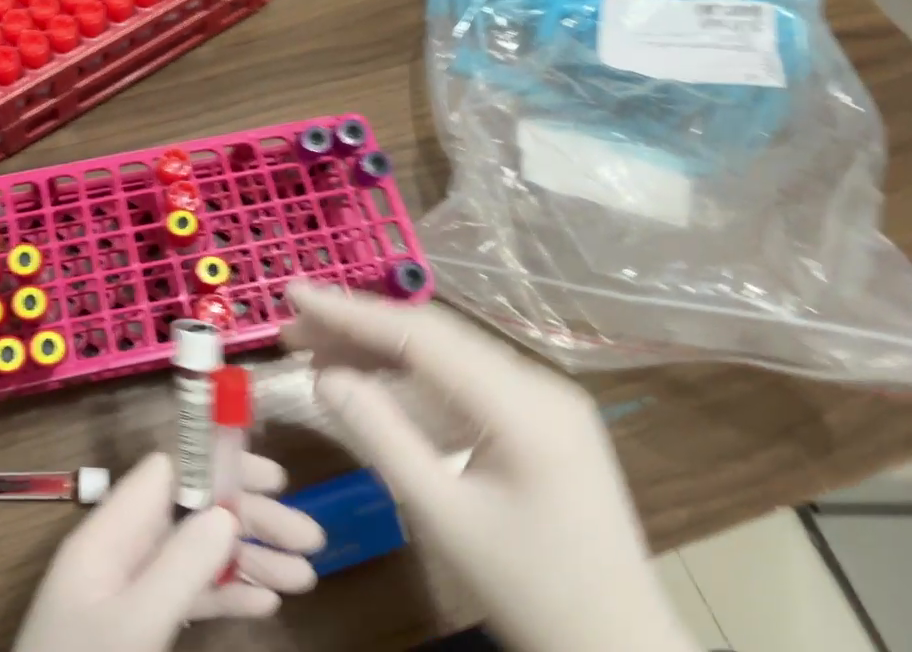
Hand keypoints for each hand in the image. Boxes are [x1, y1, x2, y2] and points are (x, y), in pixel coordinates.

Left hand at [12, 451, 324, 651]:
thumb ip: (178, 566)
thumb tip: (227, 512)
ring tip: (306, 576)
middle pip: (193, 513)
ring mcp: (132, 587)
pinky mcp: (142, 621)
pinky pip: (192, 595)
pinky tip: (268, 606)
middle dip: (250, 519)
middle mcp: (122, 550)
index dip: (218, 464)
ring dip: (252, 560)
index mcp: (109, 533)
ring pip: (199, 556)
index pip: (167, 472)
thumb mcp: (132, 622)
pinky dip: (230, 595)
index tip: (273, 479)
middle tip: (310, 538)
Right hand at [283, 280, 697, 651]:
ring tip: (317, 353)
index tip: (293, 294)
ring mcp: (544, 402)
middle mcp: (539, 385)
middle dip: (359, 328)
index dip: (350, 312)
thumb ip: (381, 436)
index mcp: (523, 404)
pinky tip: (373, 383)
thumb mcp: (442, 514)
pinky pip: (465, 384)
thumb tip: (325, 376)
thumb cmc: (529, 589)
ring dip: (383, 352)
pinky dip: (413, 380)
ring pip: (448, 357)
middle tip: (293, 329)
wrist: (618, 649)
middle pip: (435, 337)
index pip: (421, 335)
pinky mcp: (540, 423)